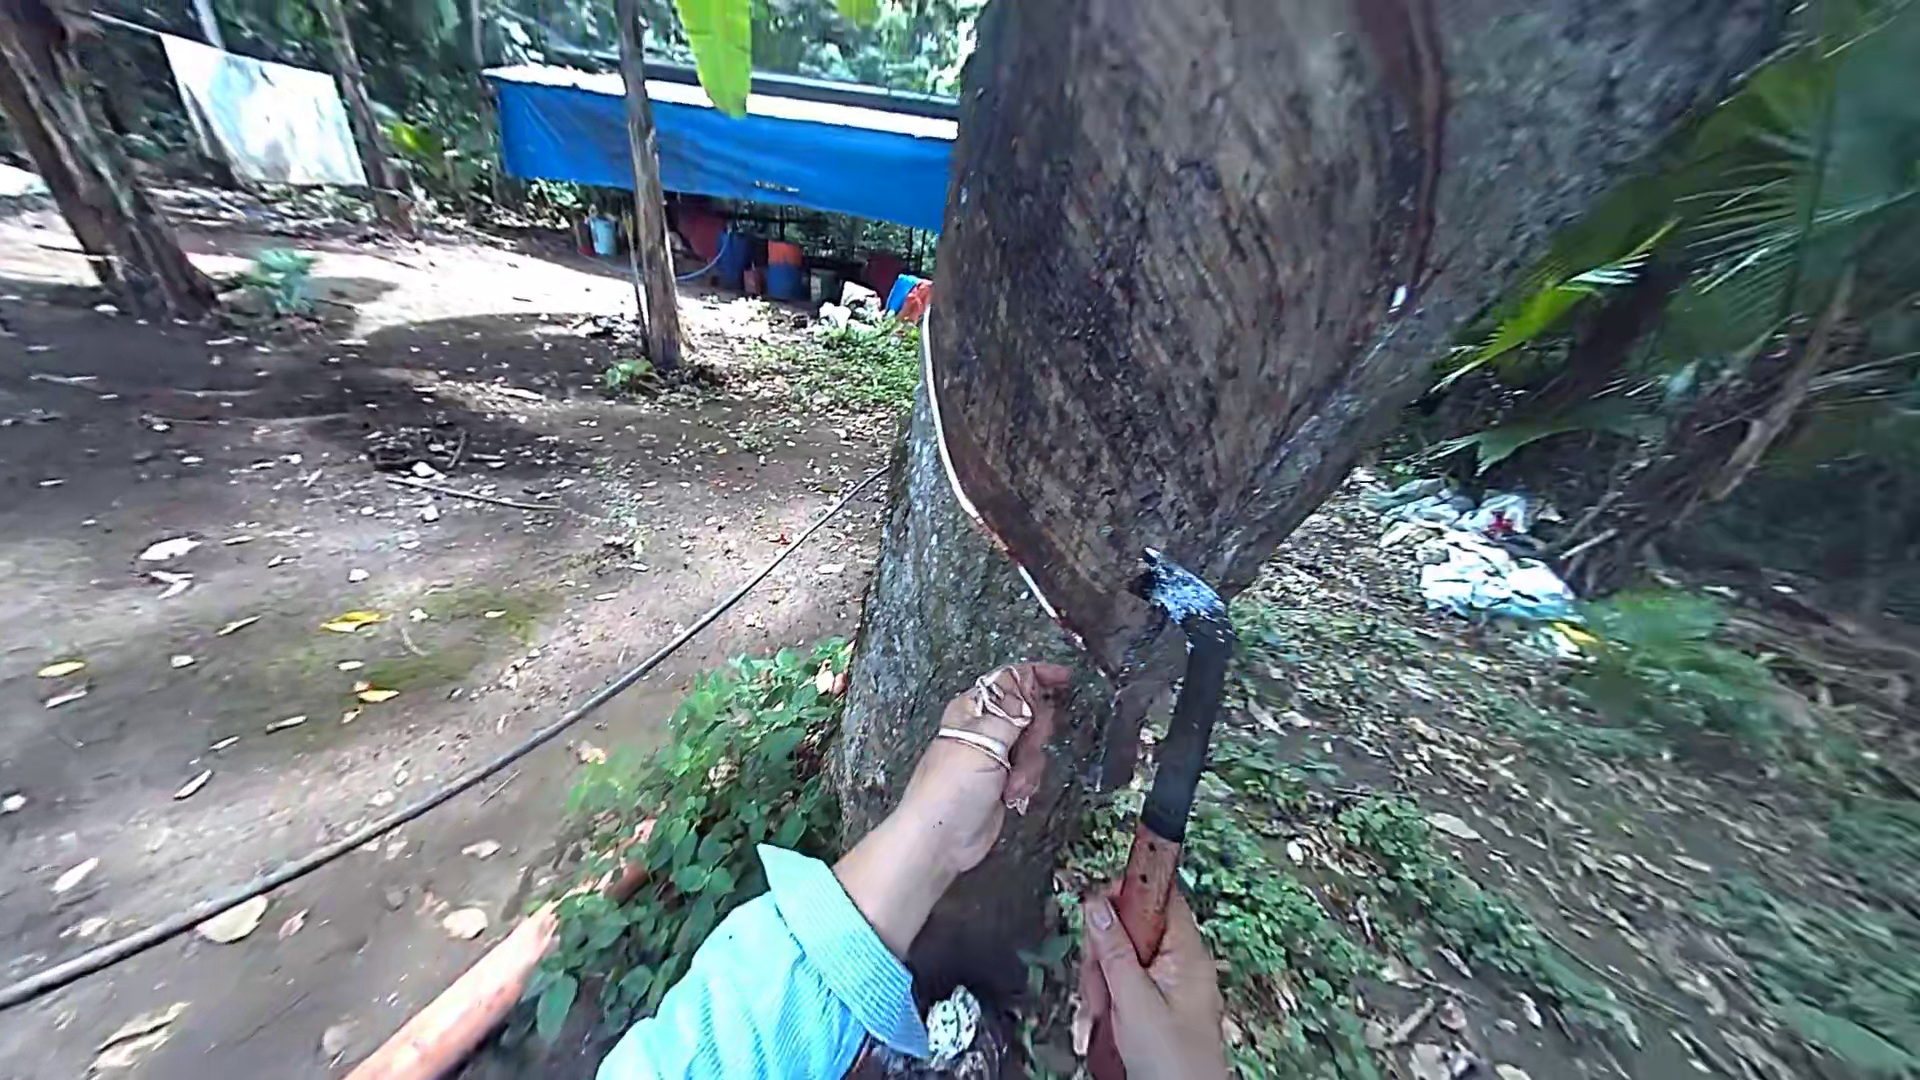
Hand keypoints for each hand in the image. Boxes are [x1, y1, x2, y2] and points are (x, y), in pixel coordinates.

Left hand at [834, 662, 1070, 956]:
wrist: (941, 838)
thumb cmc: (955, 784)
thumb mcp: (984, 740)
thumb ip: (1012, 712)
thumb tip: (1028, 682)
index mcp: (973, 707)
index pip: (1010, 679)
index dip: (1037, 675)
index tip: (1065, 678)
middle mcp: (985, 725)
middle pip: (1028, 711)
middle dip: (1035, 730)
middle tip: (1028, 746)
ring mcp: (995, 753)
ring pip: (1033, 743)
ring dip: (1030, 764)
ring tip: (1012, 783)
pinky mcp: (1004, 779)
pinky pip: (1030, 768)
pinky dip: (1027, 781)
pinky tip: (1012, 796)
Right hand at [1079, 887, 1227, 1079]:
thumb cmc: (1172, 1064)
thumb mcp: (1134, 1000)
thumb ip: (1113, 949)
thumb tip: (1096, 903)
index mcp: (1186, 952)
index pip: (1158, 895)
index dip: (1127, 892)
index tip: (1098, 905)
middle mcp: (1181, 962)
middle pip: (1132, 925)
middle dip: (1104, 947)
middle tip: (1096, 974)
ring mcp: (1170, 984)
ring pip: (1123, 954)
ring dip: (1102, 976)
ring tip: (1100, 1007)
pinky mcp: (1158, 1003)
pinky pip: (1125, 980)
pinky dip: (1109, 994)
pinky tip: (1102, 1017)